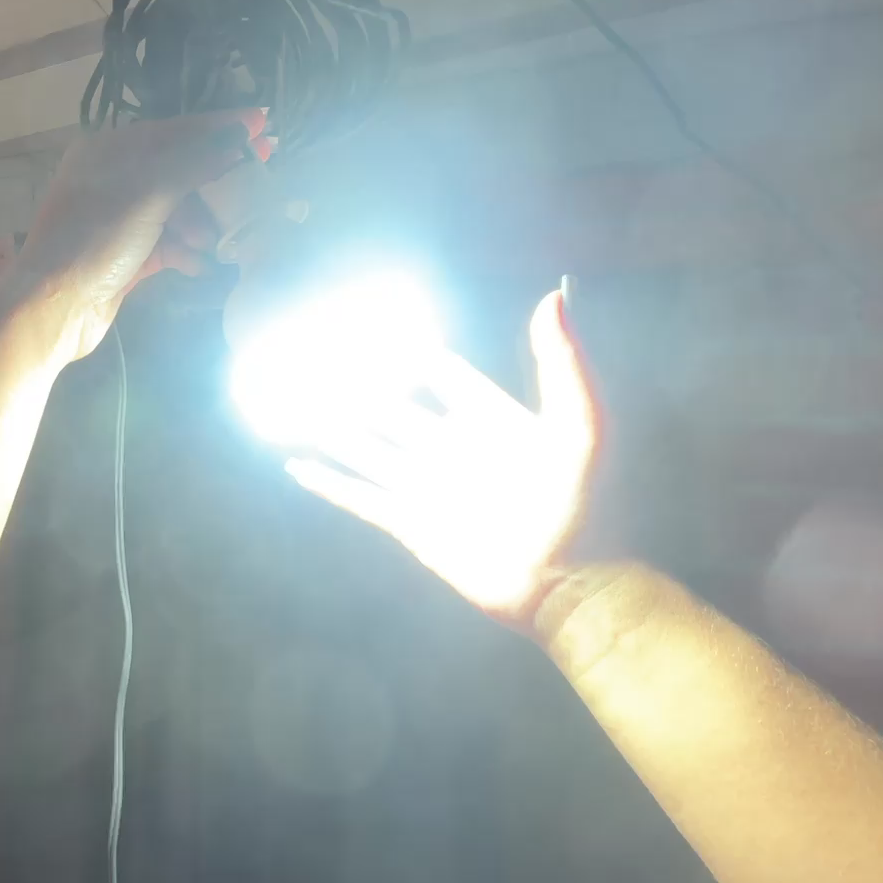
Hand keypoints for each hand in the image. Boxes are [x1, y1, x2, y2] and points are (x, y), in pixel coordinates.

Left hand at [4, 109, 270, 360]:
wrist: (55, 308)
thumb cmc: (95, 240)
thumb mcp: (148, 192)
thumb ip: (195, 164)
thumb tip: (238, 142)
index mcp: (108, 152)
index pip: (174, 130)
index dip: (219, 127)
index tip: (263, 124)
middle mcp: (113, 181)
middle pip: (179, 171)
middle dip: (215, 182)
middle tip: (259, 180)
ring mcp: (119, 222)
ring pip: (176, 211)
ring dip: (200, 225)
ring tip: (216, 241)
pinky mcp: (126, 257)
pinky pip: (167, 244)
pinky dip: (185, 252)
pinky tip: (200, 263)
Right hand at [285, 289, 599, 631]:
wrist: (573, 585)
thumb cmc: (585, 504)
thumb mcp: (582, 424)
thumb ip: (561, 362)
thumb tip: (550, 296)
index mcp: (491, 421)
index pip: (448, 378)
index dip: (420, 357)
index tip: (384, 336)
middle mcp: (451, 449)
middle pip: (393, 412)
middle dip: (358, 391)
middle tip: (317, 367)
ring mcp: (426, 487)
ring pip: (367, 451)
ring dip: (333, 432)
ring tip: (296, 410)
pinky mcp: (408, 523)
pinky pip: (358, 497)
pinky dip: (326, 484)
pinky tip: (297, 467)